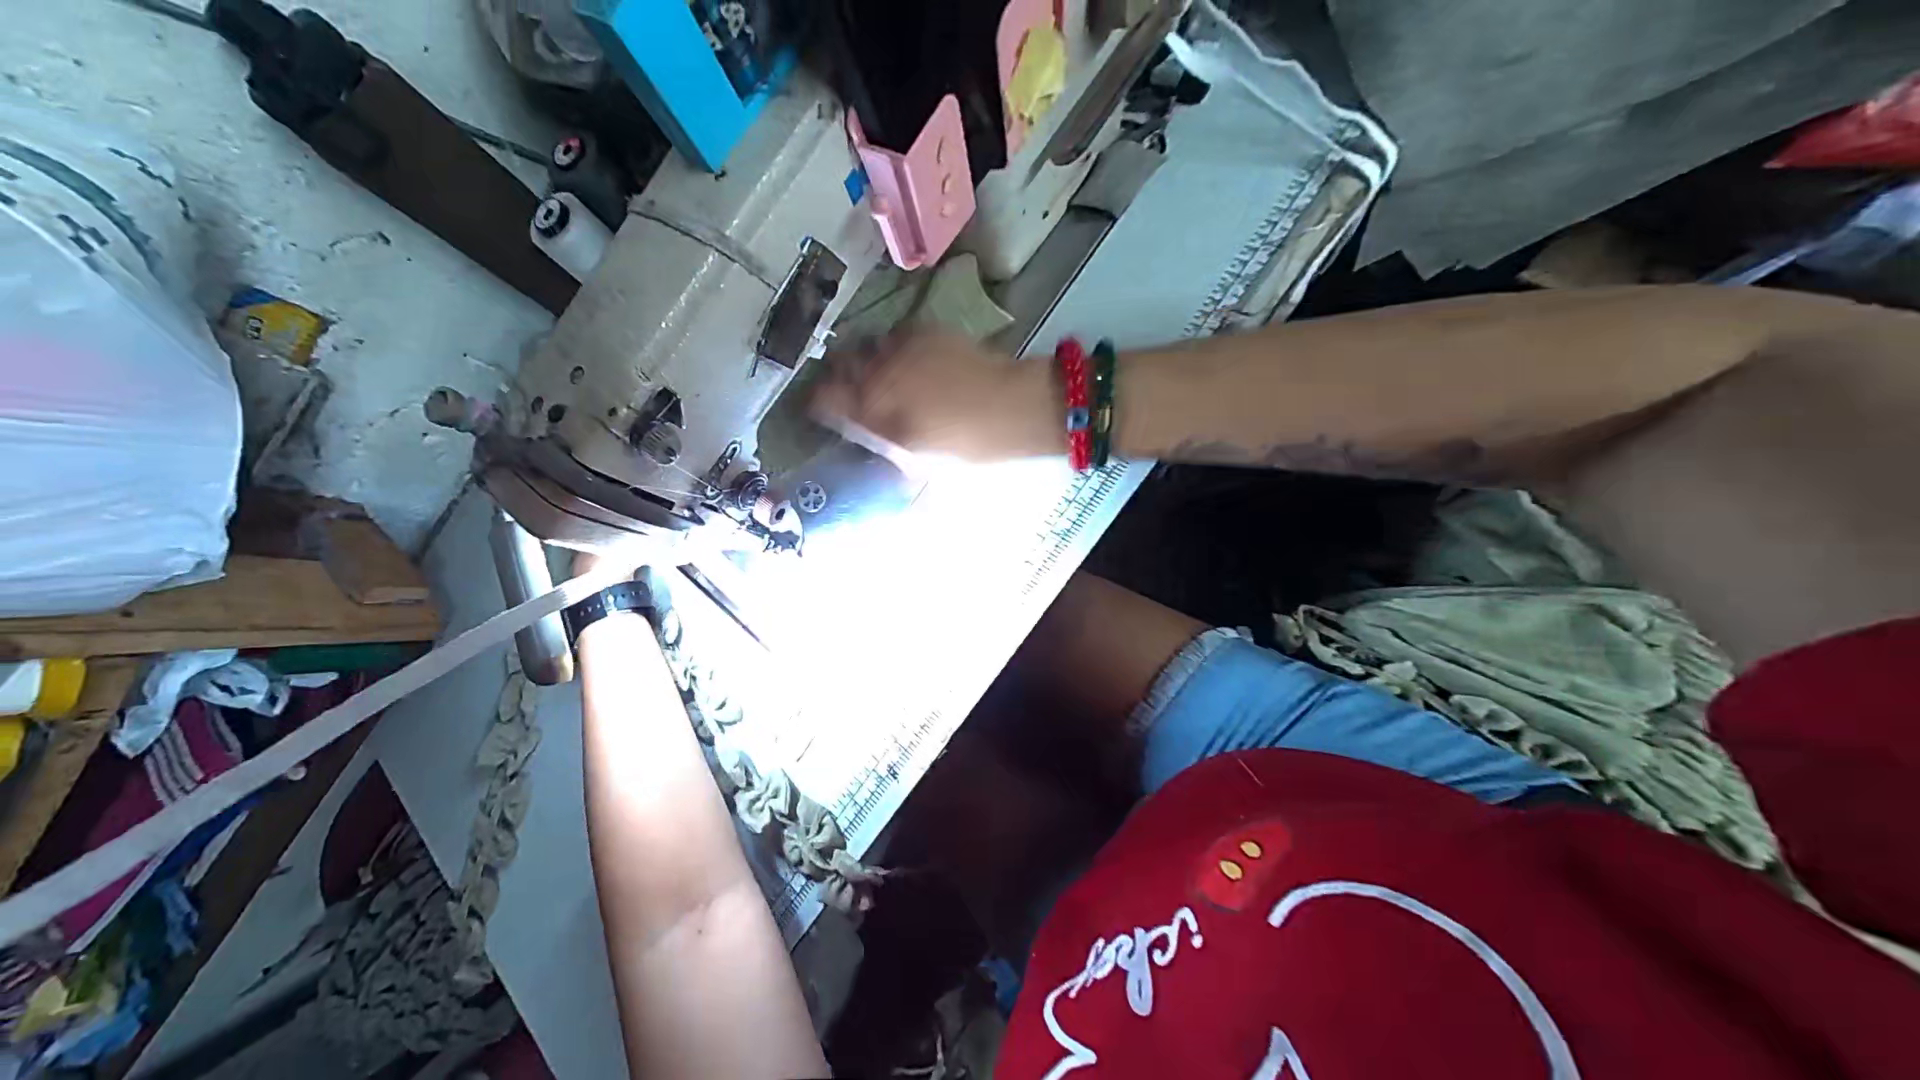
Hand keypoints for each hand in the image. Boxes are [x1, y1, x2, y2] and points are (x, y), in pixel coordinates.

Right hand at [809, 330, 1059, 464]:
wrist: (1009, 408)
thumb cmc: (966, 449)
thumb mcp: (924, 465)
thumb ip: (893, 457)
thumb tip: (882, 461)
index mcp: (872, 413)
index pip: (823, 400)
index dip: (820, 404)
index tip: (824, 409)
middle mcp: (876, 375)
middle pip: (839, 367)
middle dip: (841, 377)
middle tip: (854, 390)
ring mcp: (899, 349)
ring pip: (866, 348)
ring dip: (869, 361)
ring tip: (884, 373)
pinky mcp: (923, 331)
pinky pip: (895, 336)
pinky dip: (897, 347)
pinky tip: (912, 360)